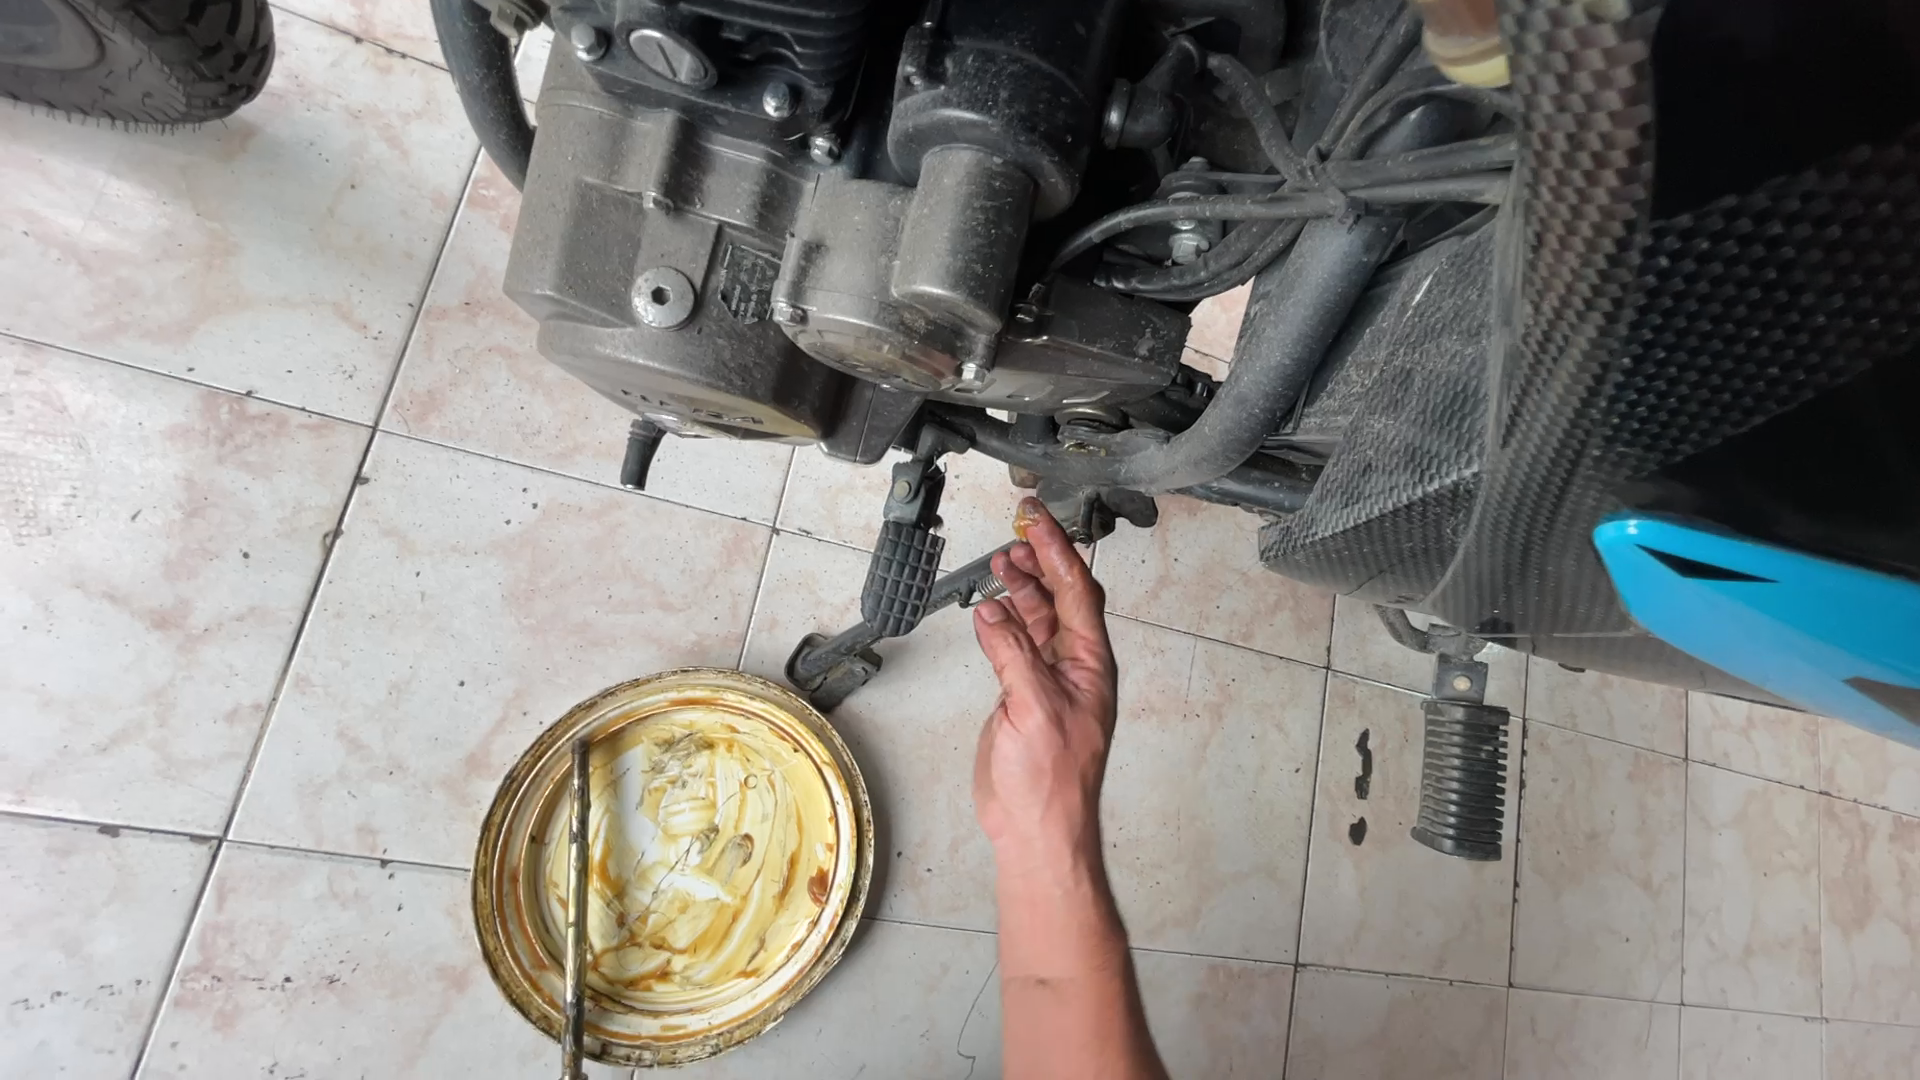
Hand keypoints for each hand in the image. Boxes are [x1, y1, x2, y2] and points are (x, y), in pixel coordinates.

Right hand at [970, 497, 1118, 873]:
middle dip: (1042, 560)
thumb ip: (1012, 655)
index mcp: (1091, 663)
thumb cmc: (1052, 781)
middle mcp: (1075, 664)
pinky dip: (1004, 619)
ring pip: (1039, 617)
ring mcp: (1049, 677)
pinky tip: (992, 606)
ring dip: (1022, 586)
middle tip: (1019, 530)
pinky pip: (1017, 642)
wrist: (1036, 827)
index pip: (1077, 591)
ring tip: (1003, 560)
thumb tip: (992, 613)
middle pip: (1061, 597)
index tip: (1038, 520)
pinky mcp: (1024, 691)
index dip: (1057, 551)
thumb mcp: (1034, 708)